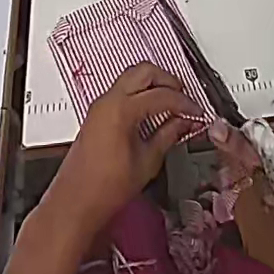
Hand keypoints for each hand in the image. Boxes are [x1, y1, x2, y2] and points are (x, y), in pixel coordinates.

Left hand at [38, 63, 205, 245]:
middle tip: (185, 99)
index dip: (185, 103)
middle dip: (169, 81)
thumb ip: (168, 134)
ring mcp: (100, 105)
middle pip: (145, 71)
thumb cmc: (104, 188)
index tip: (196, 112)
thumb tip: (184, 122)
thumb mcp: (147, 161)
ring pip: (132, 77)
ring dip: (154, 85)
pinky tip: (154, 112)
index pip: (162, 95)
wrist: (76, 202)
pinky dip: (141, 94)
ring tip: (172, 105)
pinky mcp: (97, 113)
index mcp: (121, 110)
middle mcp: (108, 101)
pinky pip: (122, 91)